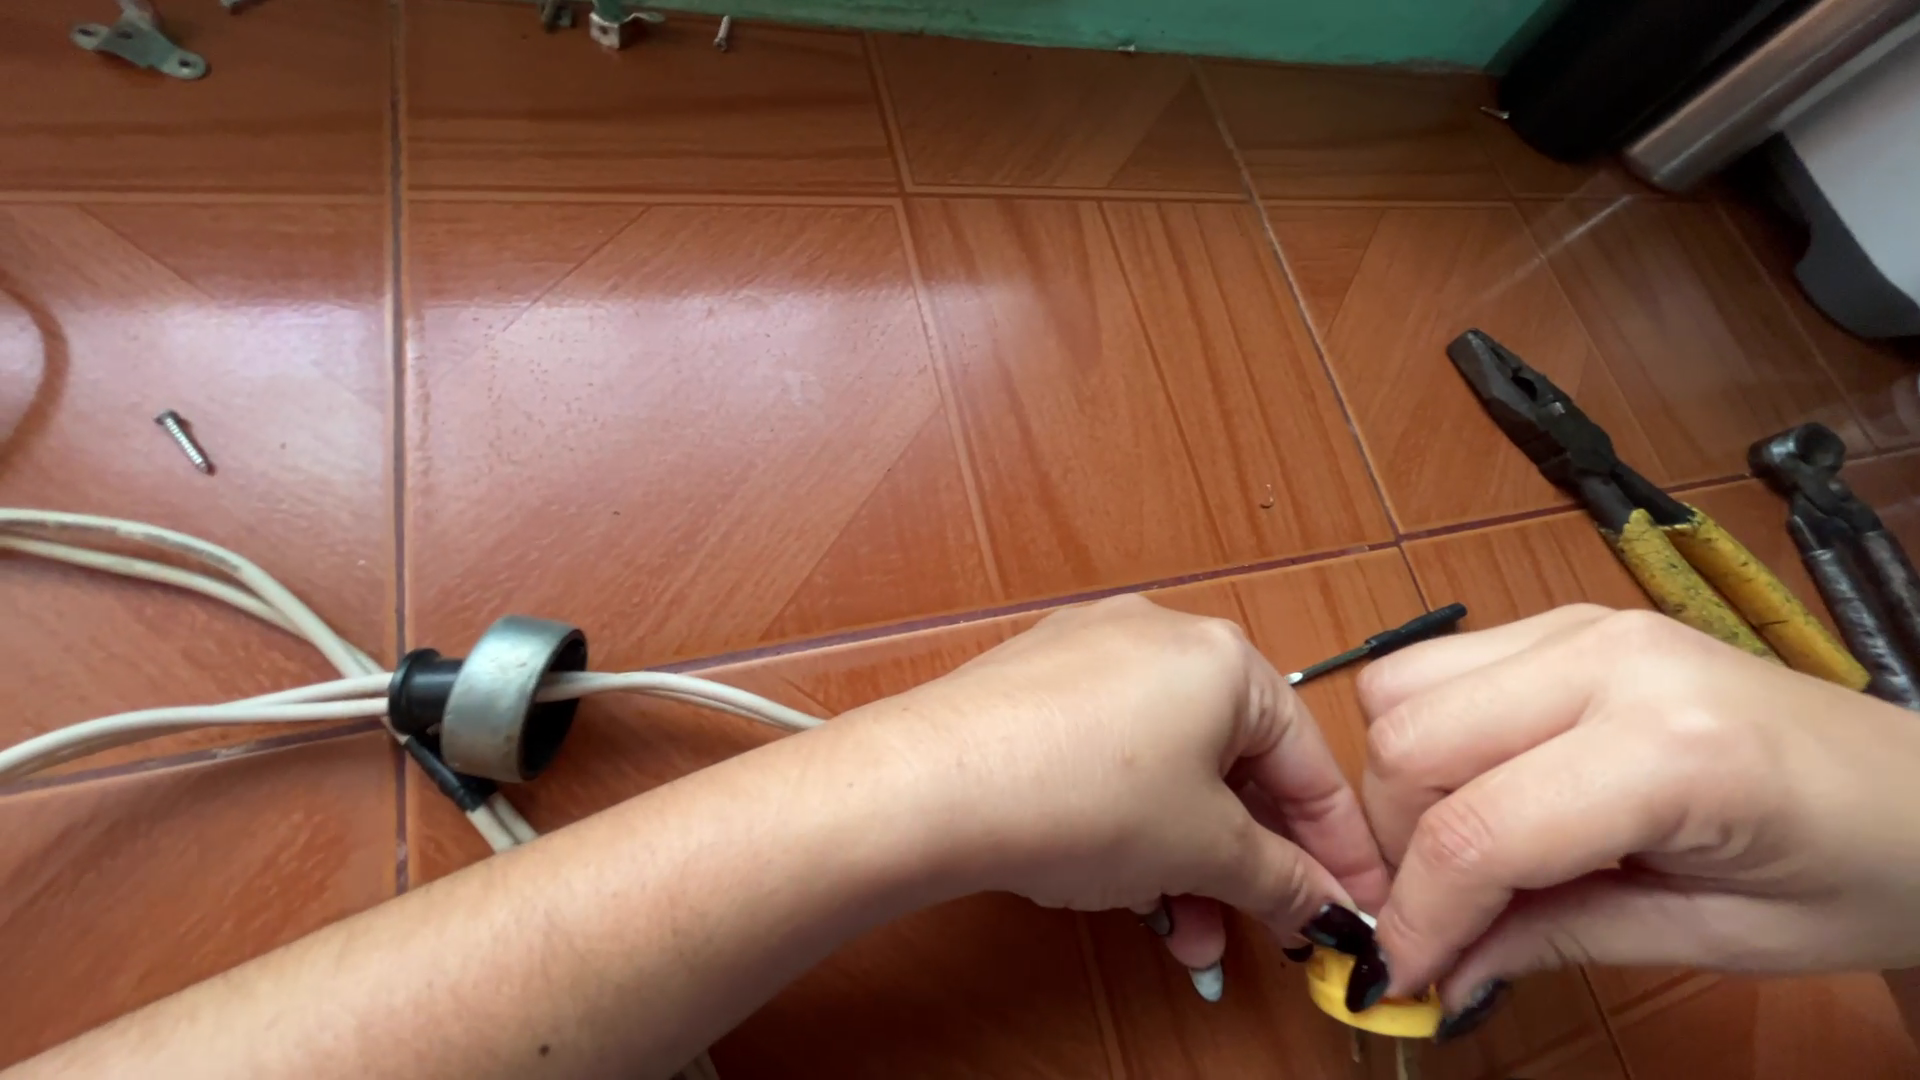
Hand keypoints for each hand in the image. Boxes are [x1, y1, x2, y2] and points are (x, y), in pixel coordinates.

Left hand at [838, 594, 1390, 988]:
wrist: (937, 779)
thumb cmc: (1081, 793)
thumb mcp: (1203, 848)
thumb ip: (1282, 879)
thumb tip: (1324, 903)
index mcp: (1221, 657)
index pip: (1306, 761)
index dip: (1337, 847)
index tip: (1352, 905)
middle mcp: (1159, 638)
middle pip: (1231, 763)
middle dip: (1244, 860)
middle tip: (1258, 927)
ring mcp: (1092, 652)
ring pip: (1168, 763)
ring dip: (1183, 850)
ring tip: (1180, 928)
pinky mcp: (1041, 679)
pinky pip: (1113, 748)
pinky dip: (1130, 812)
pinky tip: (1122, 873)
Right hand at [1357, 604, 1919, 1014]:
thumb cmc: (1862, 878)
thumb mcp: (1715, 938)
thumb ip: (1549, 940)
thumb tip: (1432, 973)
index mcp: (1672, 750)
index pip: (1476, 832)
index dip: (1419, 909)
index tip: (1396, 967)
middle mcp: (1602, 663)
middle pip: (1407, 743)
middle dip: (1392, 835)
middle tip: (1426, 899)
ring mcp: (1570, 628)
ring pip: (1393, 691)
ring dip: (1396, 775)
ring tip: (1447, 830)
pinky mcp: (1552, 623)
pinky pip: (1424, 668)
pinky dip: (1417, 729)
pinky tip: (1471, 775)